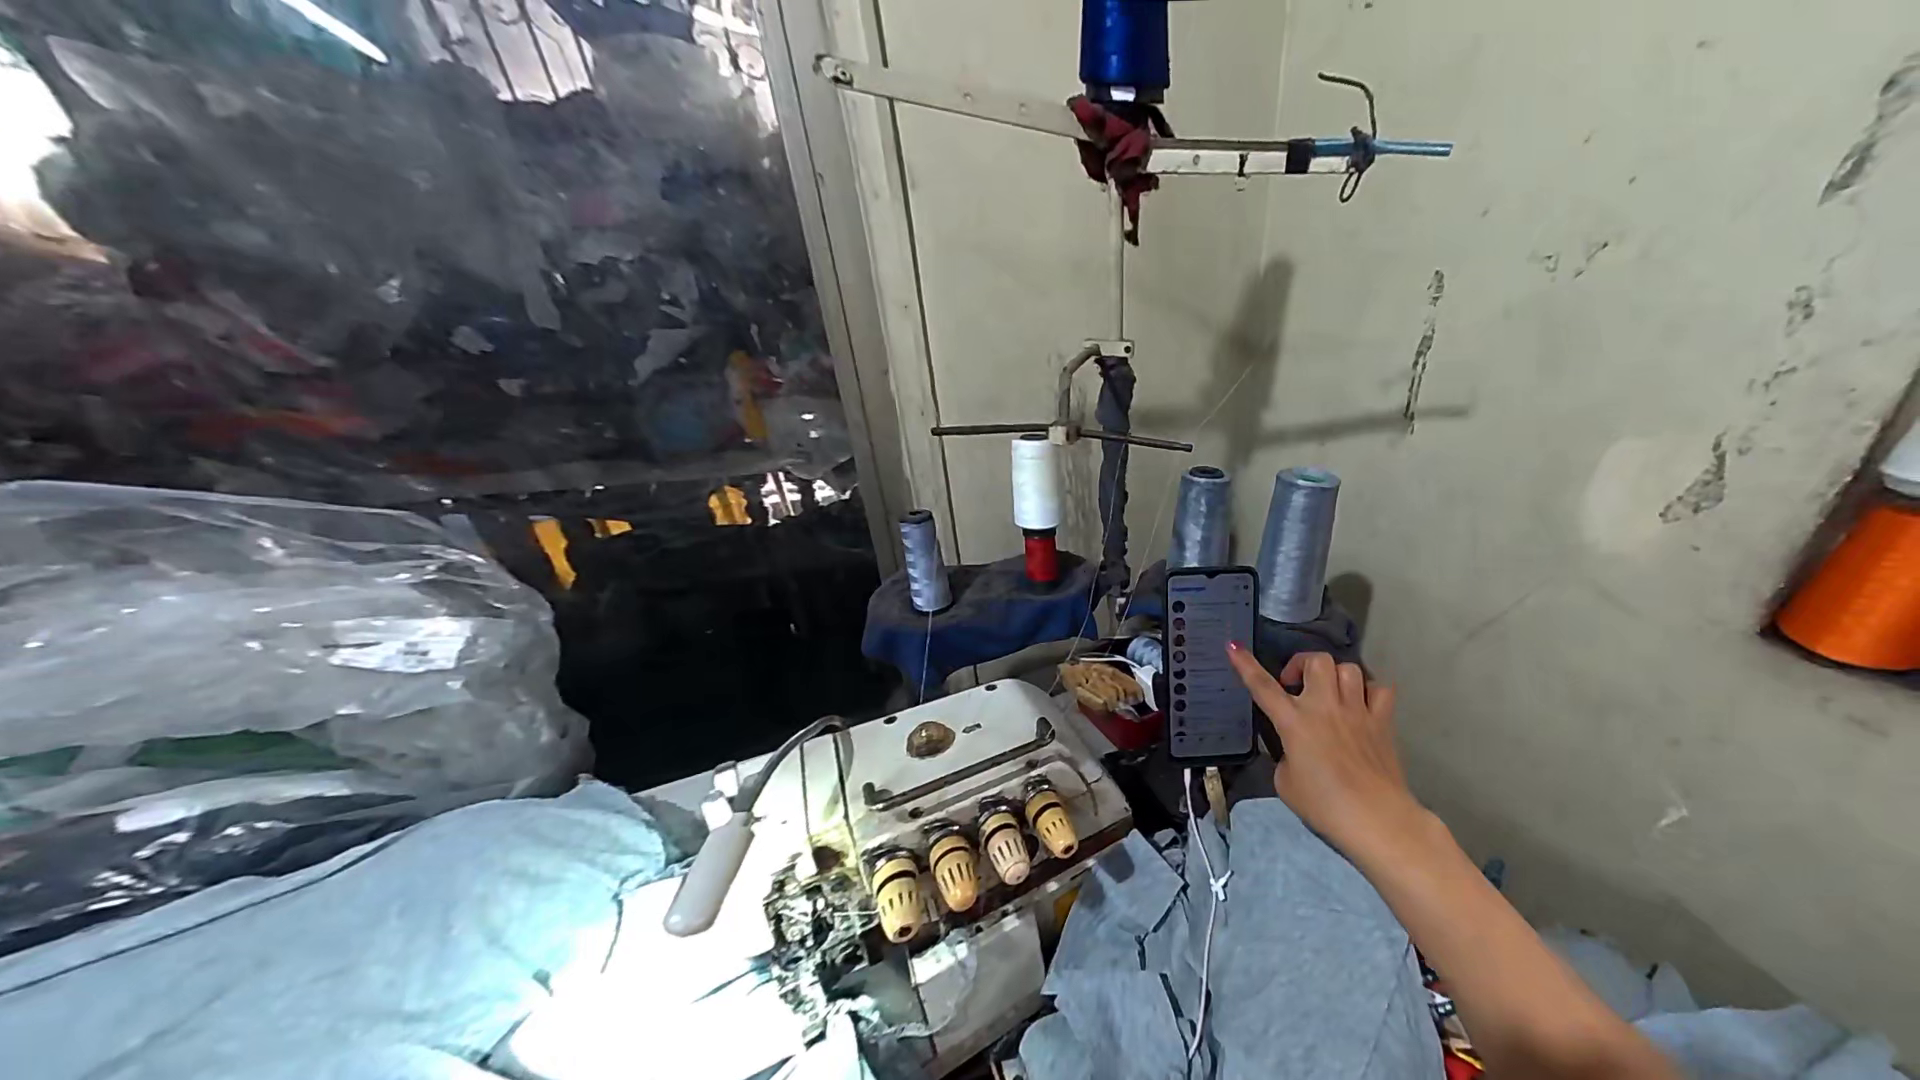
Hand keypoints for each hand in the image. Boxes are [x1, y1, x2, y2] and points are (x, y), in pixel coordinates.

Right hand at [1225, 643, 1422, 857]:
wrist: (1377, 820)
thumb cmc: (1324, 804)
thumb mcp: (1285, 781)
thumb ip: (1285, 755)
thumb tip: (1295, 749)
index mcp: (1294, 721)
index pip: (1262, 686)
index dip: (1245, 664)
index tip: (1234, 646)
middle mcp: (1325, 707)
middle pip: (1316, 660)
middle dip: (1302, 664)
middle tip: (1296, 685)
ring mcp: (1358, 711)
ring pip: (1348, 668)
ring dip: (1334, 676)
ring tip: (1329, 693)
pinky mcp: (1383, 723)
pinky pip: (1380, 689)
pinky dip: (1368, 691)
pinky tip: (1360, 705)